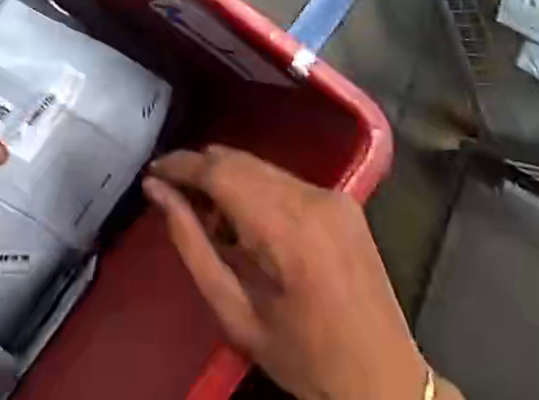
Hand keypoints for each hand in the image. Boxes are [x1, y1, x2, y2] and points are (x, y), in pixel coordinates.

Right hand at [143, 146, 430, 399]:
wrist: (387, 382)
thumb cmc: (304, 358)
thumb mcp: (235, 314)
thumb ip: (191, 245)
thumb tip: (156, 191)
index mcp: (287, 229)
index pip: (219, 171)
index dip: (180, 165)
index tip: (152, 172)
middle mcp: (312, 198)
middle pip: (237, 160)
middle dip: (199, 171)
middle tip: (173, 198)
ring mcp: (332, 195)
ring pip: (258, 164)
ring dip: (226, 179)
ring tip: (210, 218)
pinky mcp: (343, 199)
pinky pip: (281, 177)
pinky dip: (254, 187)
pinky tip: (247, 222)